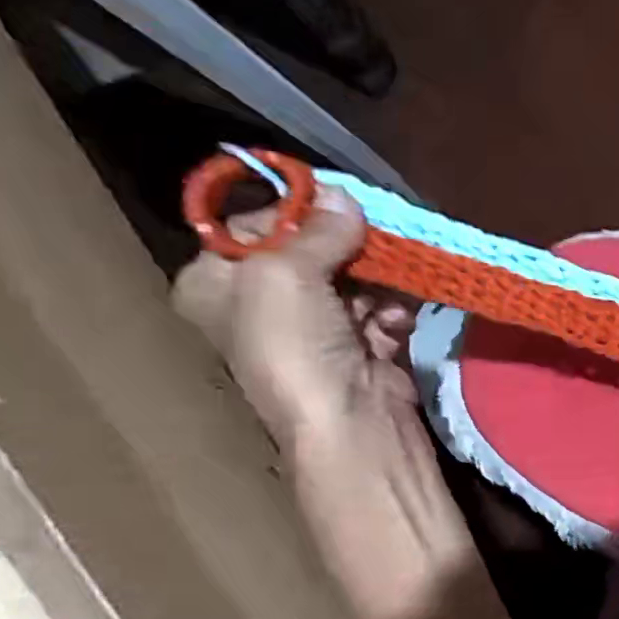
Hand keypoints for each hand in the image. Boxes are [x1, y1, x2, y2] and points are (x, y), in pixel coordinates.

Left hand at [172, 185, 417, 444]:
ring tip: (399, 280)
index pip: (254, 225)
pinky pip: (384, 310)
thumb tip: (342, 195)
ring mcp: (321, 328)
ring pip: (355, 279)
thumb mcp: (284, 274)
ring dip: (381, 278)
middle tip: (381, 232)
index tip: (339, 200)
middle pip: (311, 251)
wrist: (352, 424)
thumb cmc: (294, 347)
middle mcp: (266, 303)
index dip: (297, 210)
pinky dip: (396, 308)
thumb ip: (313, 230)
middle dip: (349, 243)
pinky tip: (400, 318)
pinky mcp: (367, 347)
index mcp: (219, 283)